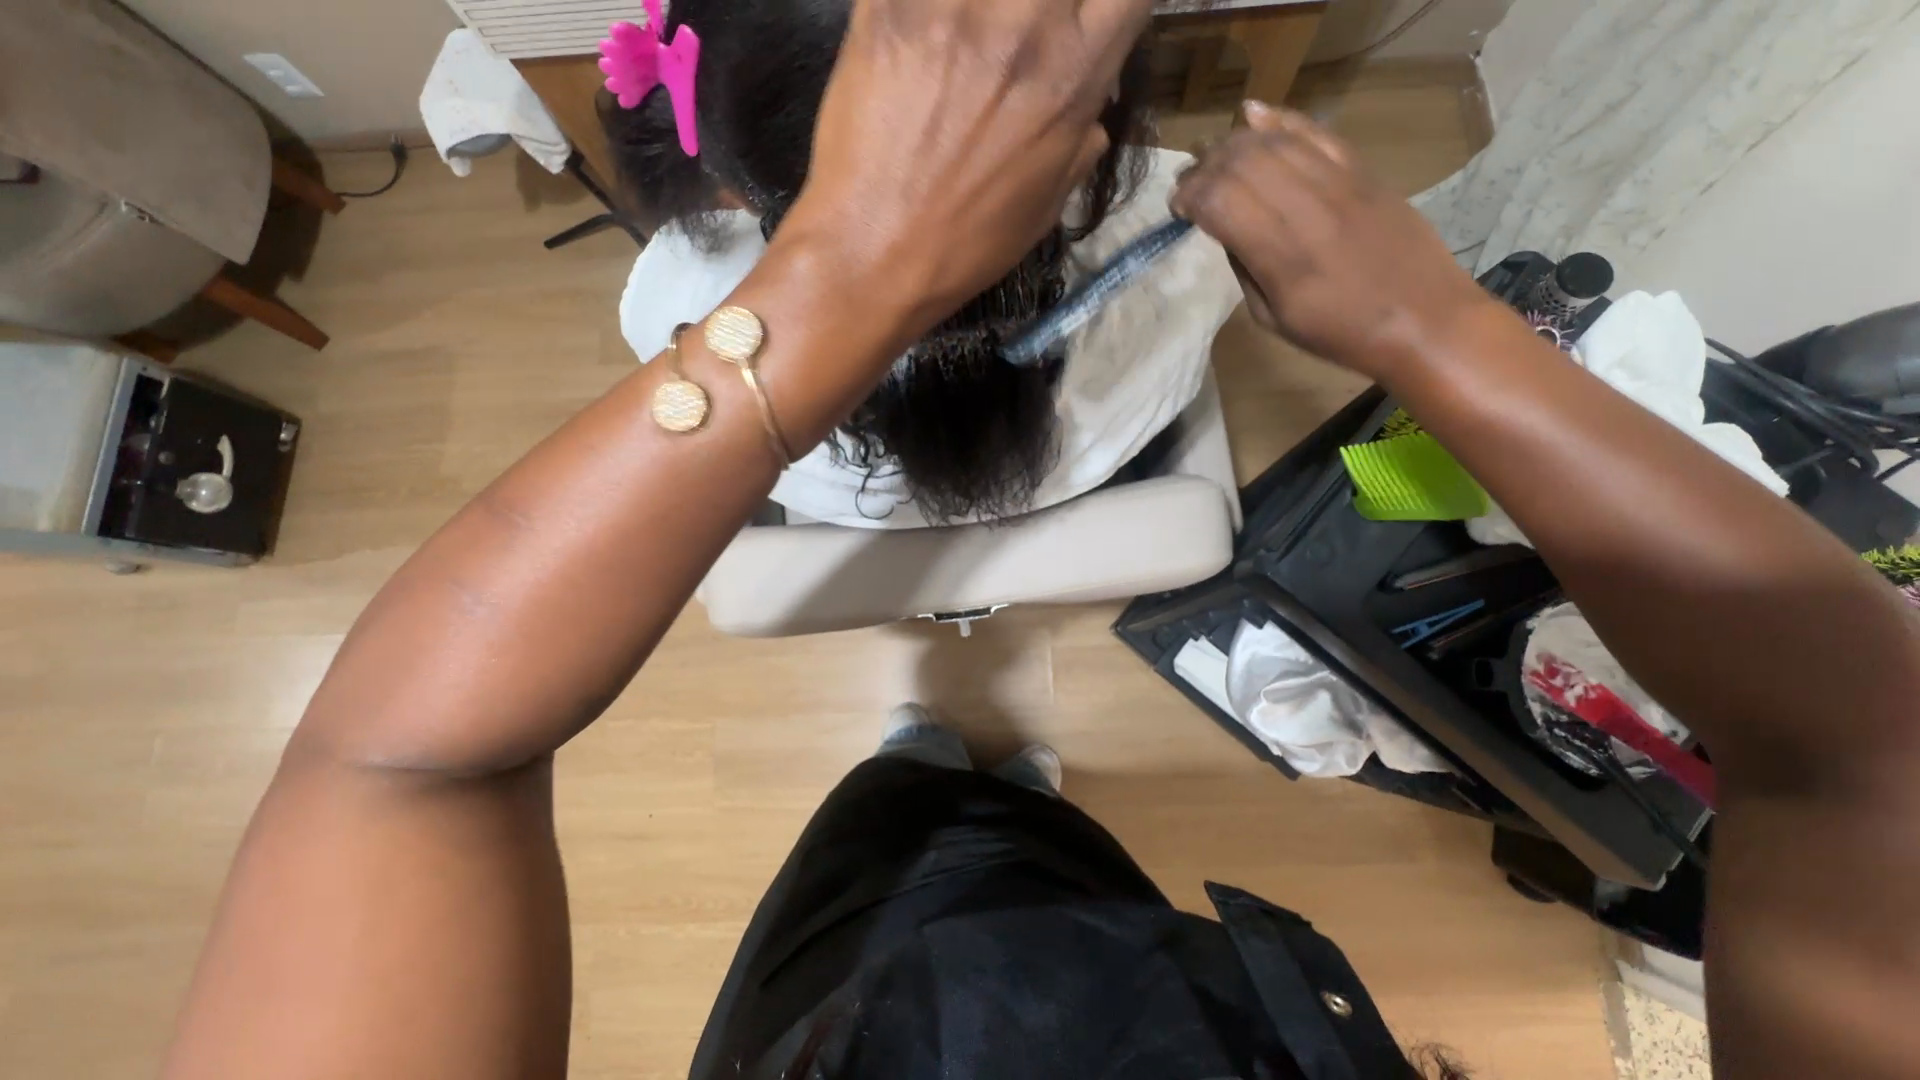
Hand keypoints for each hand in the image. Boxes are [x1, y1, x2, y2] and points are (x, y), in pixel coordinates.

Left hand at [775, 0, 1149, 340]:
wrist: (869, 256)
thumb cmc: (963, 246)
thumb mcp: (1047, 204)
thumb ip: (1077, 138)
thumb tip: (1088, 111)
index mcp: (1073, 75)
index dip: (1109, 7)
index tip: (1084, 24)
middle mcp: (1025, 23)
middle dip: (1042, 10)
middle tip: (1011, 42)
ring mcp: (954, 6)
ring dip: (979, 12)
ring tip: (962, 48)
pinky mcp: (890, 3)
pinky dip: (922, 8)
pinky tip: (920, 39)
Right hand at [1171, 102, 1501, 378]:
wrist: (1424, 319)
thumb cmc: (1341, 333)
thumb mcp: (1273, 318)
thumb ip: (1244, 267)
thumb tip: (1224, 229)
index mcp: (1280, 257)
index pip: (1218, 200)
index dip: (1187, 196)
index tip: (1178, 209)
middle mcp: (1306, 209)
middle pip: (1240, 162)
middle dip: (1204, 167)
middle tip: (1192, 184)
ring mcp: (1338, 183)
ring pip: (1273, 140)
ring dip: (1234, 144)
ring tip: (1217, 157)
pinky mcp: (1362, 171)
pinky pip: (1315, 132)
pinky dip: (1280, 119)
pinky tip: (1253, 115)